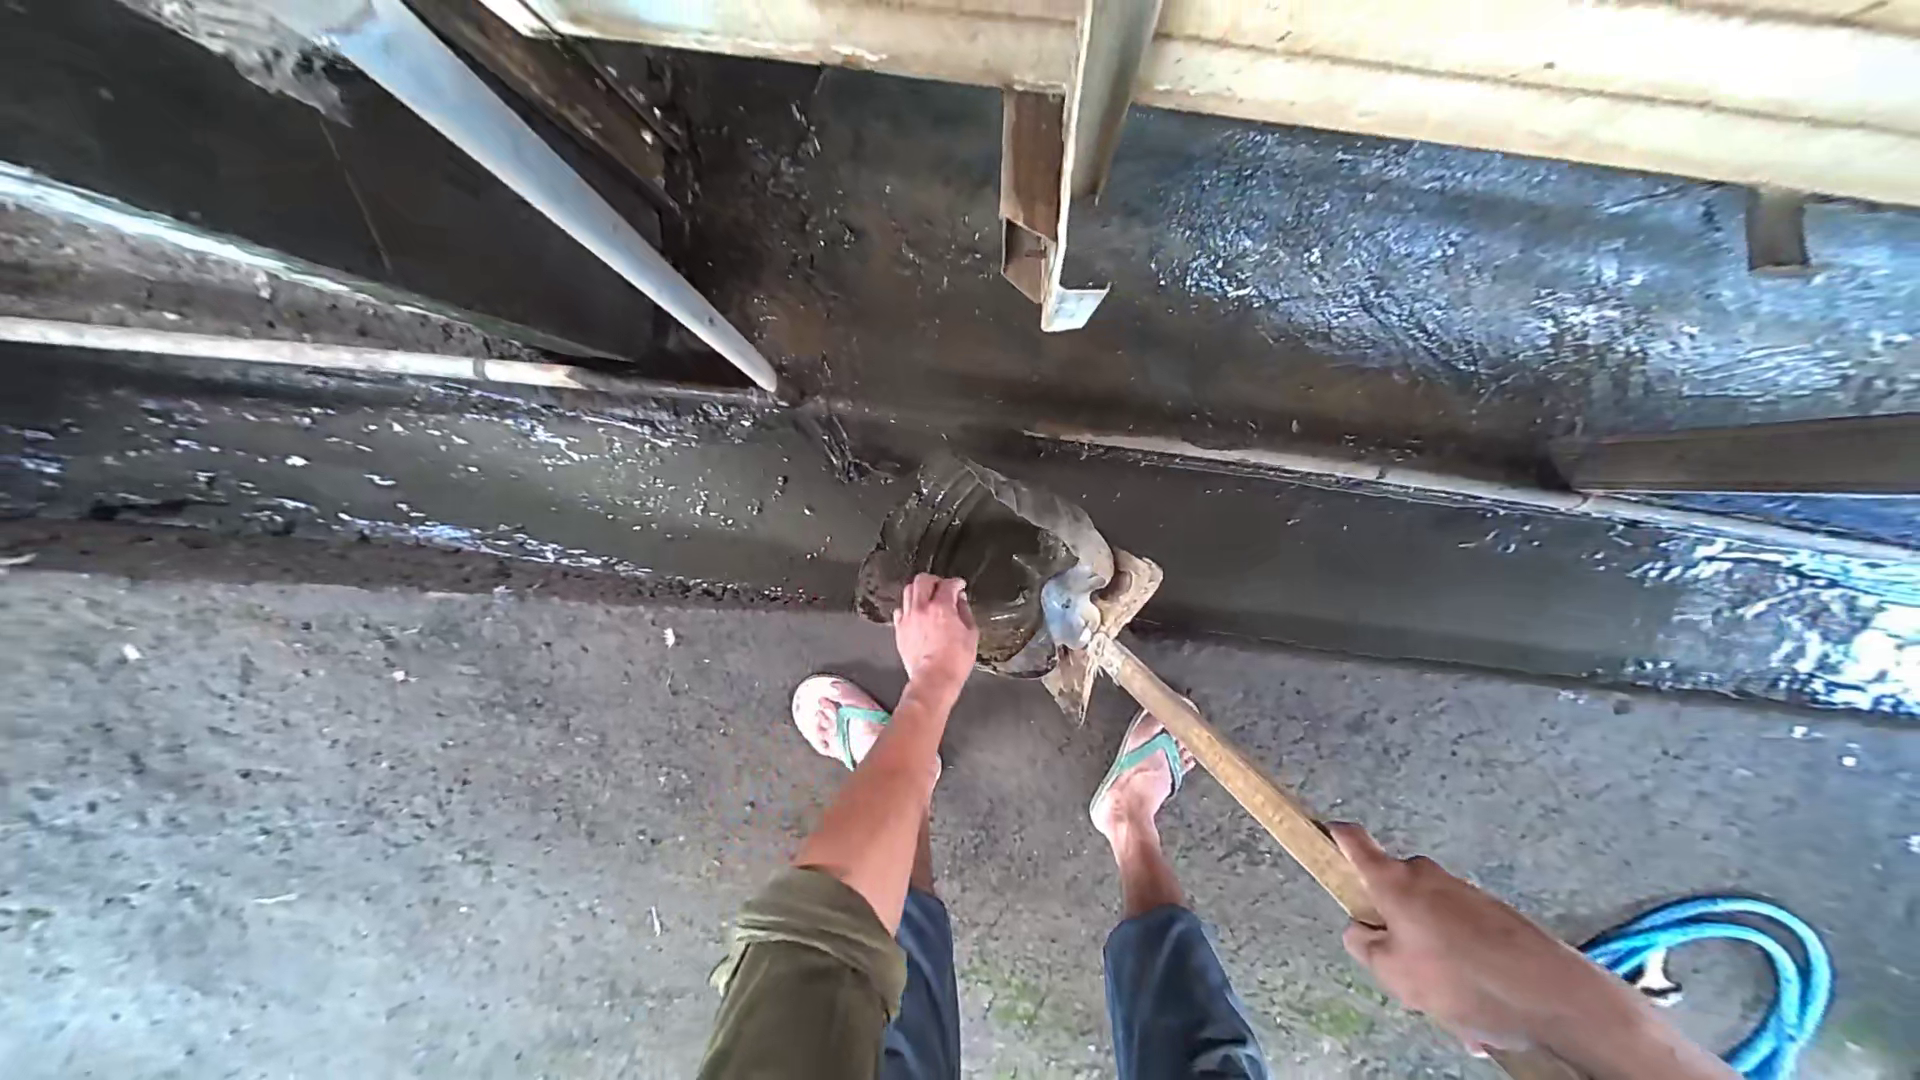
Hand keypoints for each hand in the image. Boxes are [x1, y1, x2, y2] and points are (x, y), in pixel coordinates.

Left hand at [893, 574, 977, 693]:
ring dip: (920, 591)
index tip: (960, 586)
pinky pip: (901, 610)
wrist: (934, 680)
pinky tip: (917, 613)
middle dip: (935, 580)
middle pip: (922, 580)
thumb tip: (961, 601)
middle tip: (943, 587)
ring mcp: (907, 618)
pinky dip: (909, 607)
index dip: (956, 583)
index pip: (948, 584)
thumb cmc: (954, 661)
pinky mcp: (899, 630)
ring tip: (929, 598)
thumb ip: (965, 612)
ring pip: (908, 591)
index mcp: (941, 608)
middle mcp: (921, 609)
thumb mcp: (971, 634)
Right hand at [1328, 823, 1625, 1054]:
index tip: (1323, 833)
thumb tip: (1361, 929)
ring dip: (1433, 952)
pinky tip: (1480, 1007)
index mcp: (1392, 880)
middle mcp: (1426, 875)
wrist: (1560, 998)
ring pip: (1431, 919)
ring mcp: (1465, 892)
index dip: (1333, 834)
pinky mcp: (1498, 915)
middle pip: (1393, 888)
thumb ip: (1363, 944)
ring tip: (1451, 1002)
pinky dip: (1464, 964)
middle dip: (1393, 921)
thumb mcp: (1393, 972)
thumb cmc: (1464, 979)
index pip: (1352, 839)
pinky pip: (1465, 936)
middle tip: (1402, 962)